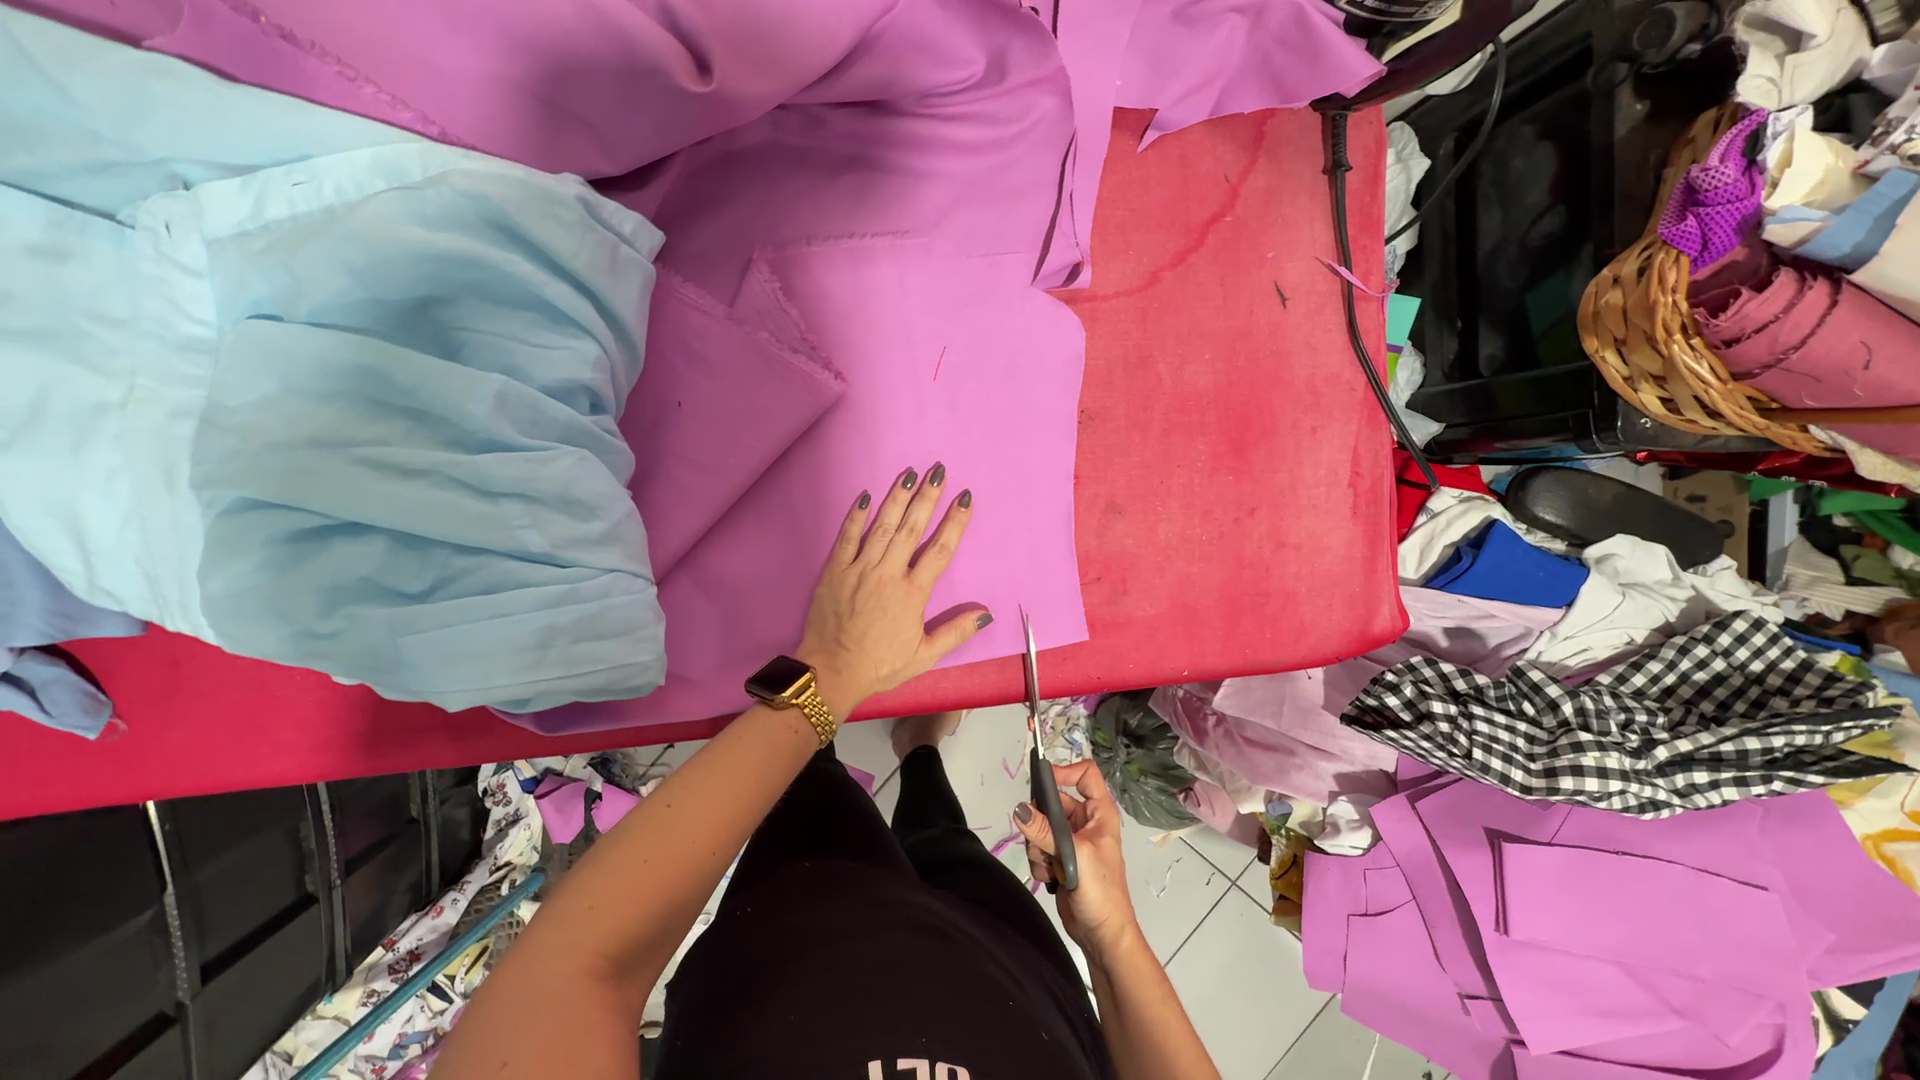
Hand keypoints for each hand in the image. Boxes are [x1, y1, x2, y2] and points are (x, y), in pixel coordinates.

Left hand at [796, 464, 989, 705]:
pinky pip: (847, 537)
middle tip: (938, 470)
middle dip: (927, 496)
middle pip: (912, 528)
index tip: (965, 498)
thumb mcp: (924, 655)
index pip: (940, 550)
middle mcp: (888, 574)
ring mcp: (858, 569)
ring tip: (910, 473)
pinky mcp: (834, 570)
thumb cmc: (880, 666)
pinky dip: (856, 515)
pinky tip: (866, 496)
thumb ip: (955, 632)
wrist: (831, 672)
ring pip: (882, 526)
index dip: (955, 522)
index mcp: (912, 594)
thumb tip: (986, 614)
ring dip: (897, 497)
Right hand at [1013, 760, 1141, 958]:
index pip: (1085, 774)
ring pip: (1041, 827)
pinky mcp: (1060, 859)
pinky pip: (1038, 847)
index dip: (1065, 772)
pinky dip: (1039, 861)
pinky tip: (1049, 877)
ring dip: (1038, 846)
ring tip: (1050, 866)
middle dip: (1042, 823)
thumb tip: (1020, 809)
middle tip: (1042, 842)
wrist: (1101, 933)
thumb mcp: (1074, 855)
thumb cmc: (1101, 891)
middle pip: (1053, 803)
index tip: (1042, 784)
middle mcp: (1086, 822)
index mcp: (1100, 813)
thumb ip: (1045, 830)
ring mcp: (1071, 841)